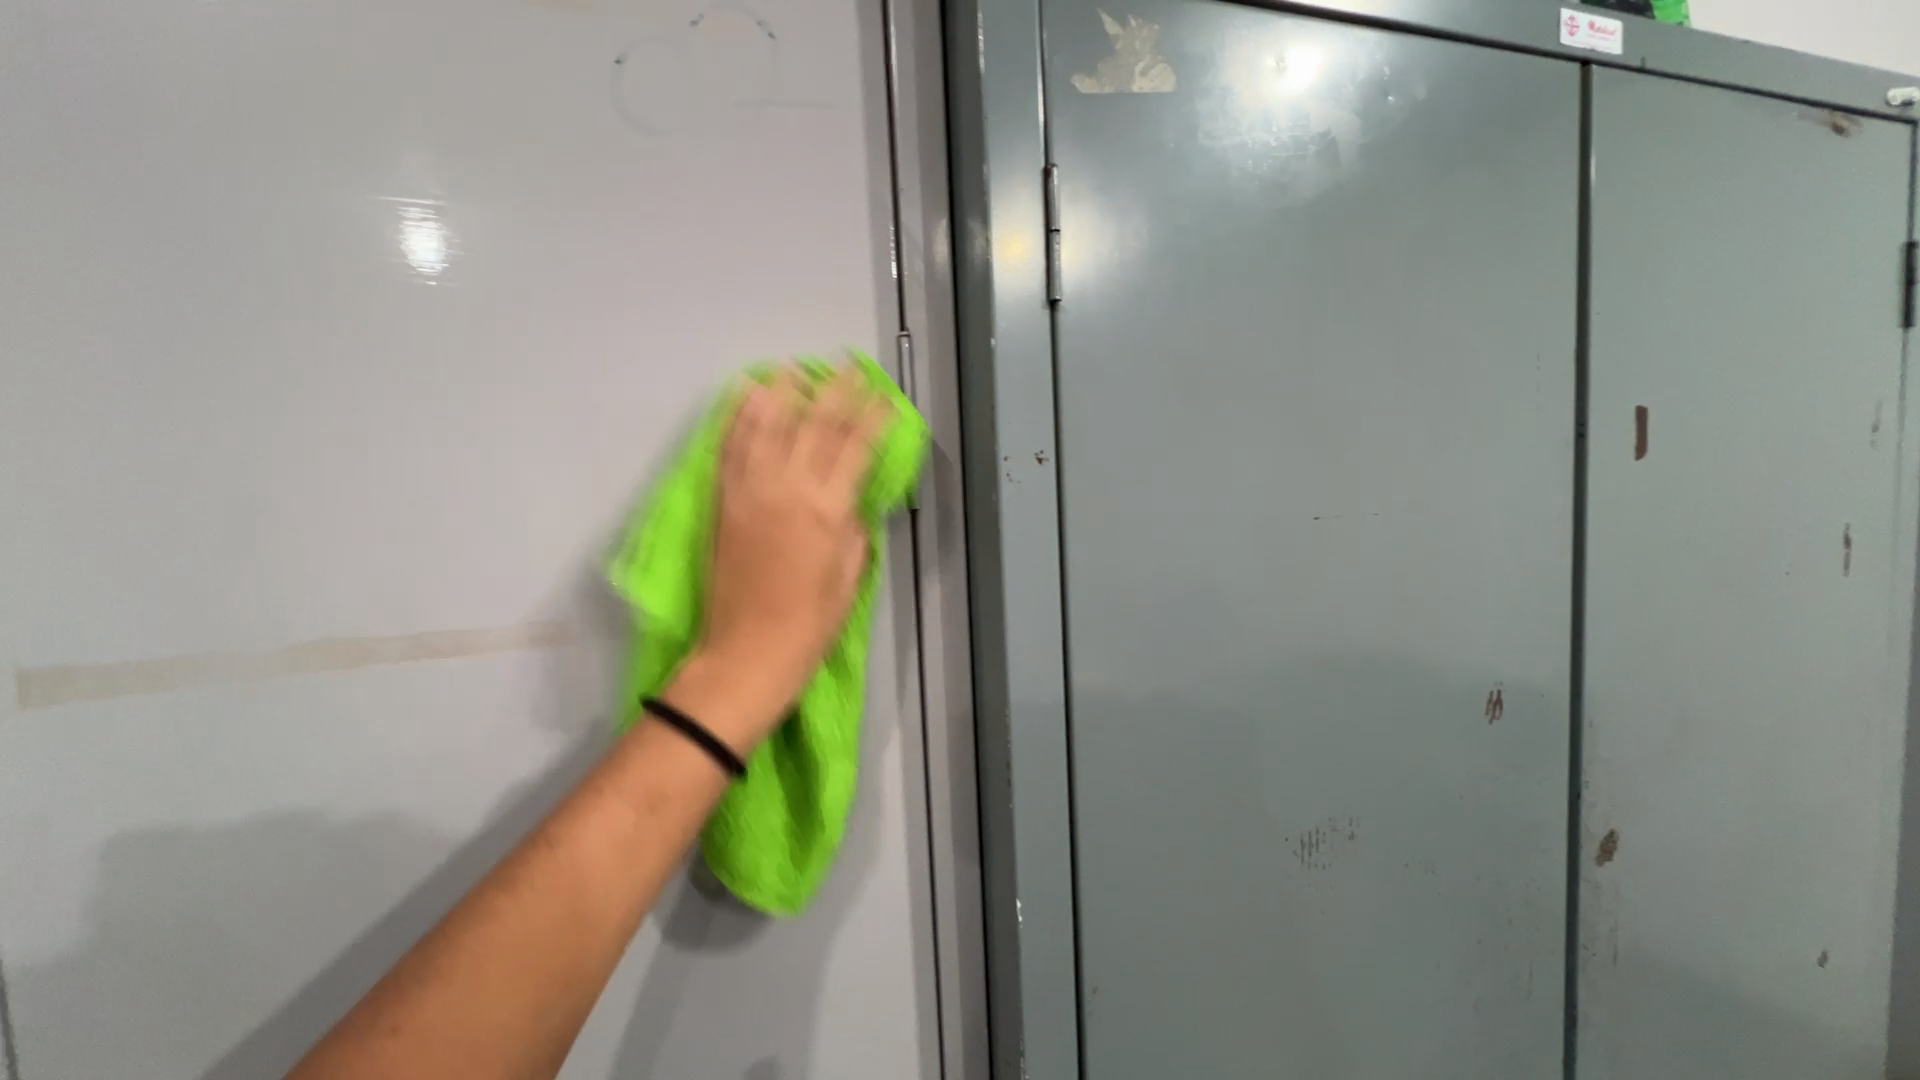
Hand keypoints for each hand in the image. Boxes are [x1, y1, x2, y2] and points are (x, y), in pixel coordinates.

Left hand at [665, 364, 890, 751]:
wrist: (745, 653)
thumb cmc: (809, 624)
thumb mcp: (850, 576)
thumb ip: (854, 527)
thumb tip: (855, 495)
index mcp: (825, 509)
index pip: (854, 446)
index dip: (873, 416)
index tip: (885, 395)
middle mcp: (786, 488)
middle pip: (814, 425)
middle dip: (836, 391)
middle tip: (848, 366)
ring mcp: (748, 490)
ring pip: (766, 425)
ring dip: (782, 391)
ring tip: (795, 368)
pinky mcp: (721, 500)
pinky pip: (729, 448)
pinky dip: (737, 417)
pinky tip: (746, 395)